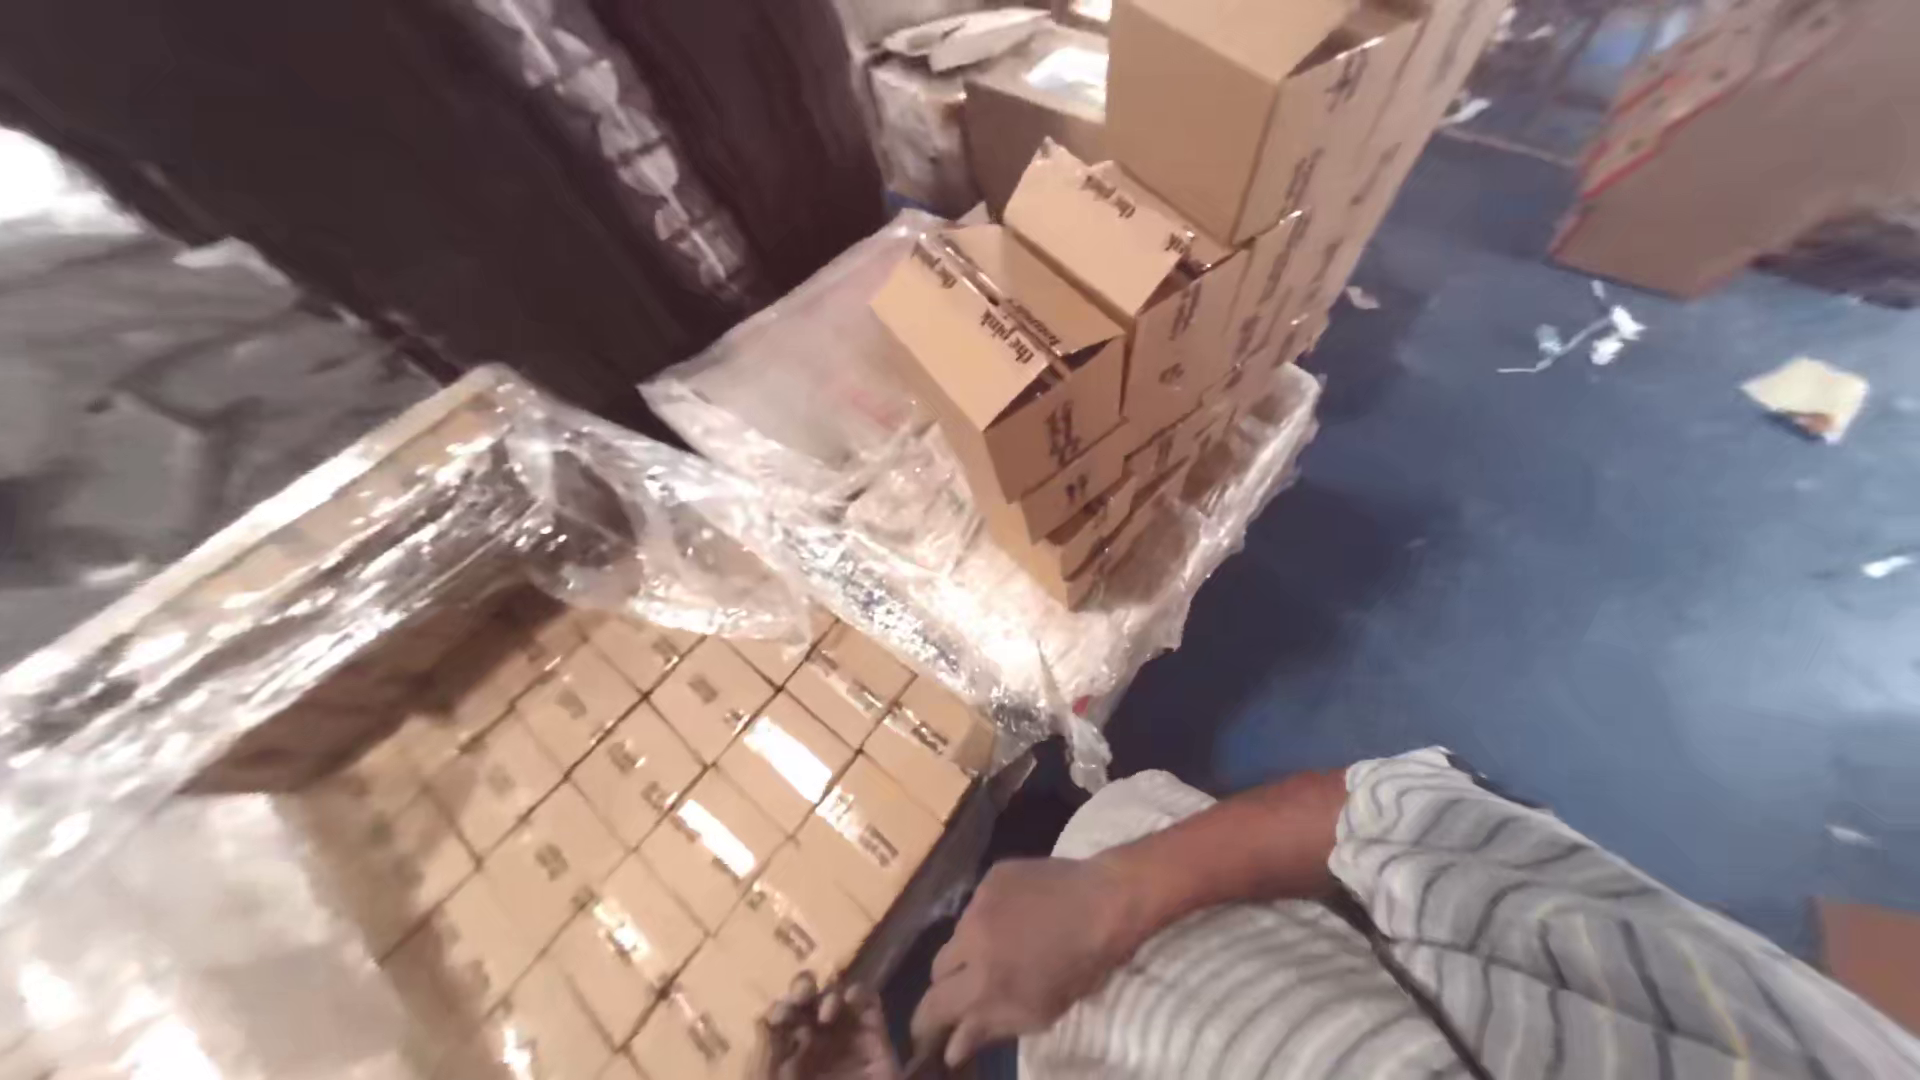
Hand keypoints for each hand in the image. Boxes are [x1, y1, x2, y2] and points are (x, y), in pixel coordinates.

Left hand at [753, 975, 899, 1079]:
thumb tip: (762, 1018)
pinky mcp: (875, 1040)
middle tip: (803, 996)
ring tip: (825, 1014)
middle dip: (803, 990)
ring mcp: (846, 1043)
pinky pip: (868, 1001)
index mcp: (785, 1065)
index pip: (780, 1021)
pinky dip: (857, 992)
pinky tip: (848, 1005)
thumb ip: (761, 1062)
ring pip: (836, 996)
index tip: (778, 1017)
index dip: (779, 1010)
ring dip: (828, 993)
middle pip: (807, 1002)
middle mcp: (815, 1050)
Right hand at [909, 857, 1145, 1067]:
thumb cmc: (1077, 967)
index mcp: (981, 981)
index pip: (933, 1005)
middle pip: (938, 966)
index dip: (924, 1022)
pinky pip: (977, 902)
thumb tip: (952, 1048)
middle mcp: (970, 937)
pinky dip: (989, 914)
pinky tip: (1016, 915)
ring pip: (958, 932)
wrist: (1100, 904)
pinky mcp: (991, 875)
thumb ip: (988, 1028)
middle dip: (948, 982)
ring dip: (971, 945)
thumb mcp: (1037, 1012)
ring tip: (1002, 945)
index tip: (925, 1032)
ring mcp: (978, 900)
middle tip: (969, 986)